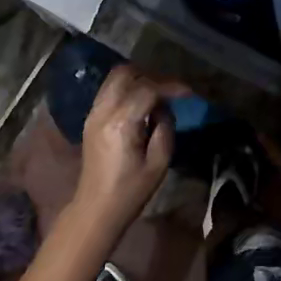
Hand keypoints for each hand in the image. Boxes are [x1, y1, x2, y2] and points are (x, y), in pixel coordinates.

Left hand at [72, 65, 186, 232]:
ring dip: (137, 80)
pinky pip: (108, 91)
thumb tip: (163, 109)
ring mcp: (93, 114)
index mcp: (121, 122)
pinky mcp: (90, 120)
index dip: (170, 86)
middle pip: (124, 73)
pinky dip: (126, 89)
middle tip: (171, 91)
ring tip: (158, 95)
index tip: (189, 94)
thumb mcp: (159, 163)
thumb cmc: (130, 191)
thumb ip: (165, 128)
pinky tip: (142, 105)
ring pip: (114, 79)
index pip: (147, 89)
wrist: (96, 207)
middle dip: (151, 76)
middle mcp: (103, 111)